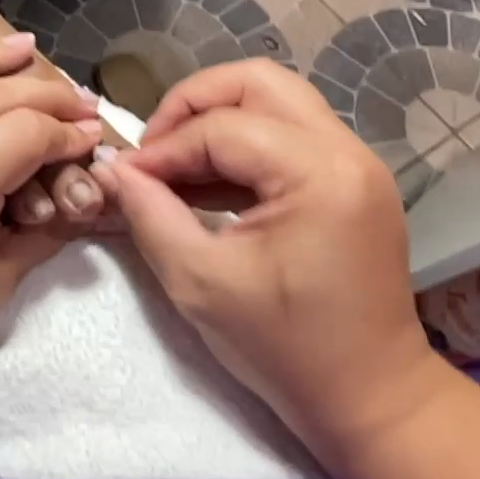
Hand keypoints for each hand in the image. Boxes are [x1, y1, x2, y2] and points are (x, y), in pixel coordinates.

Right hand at [89, 59, 452, 456]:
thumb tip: (112, 171)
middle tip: (152, 151)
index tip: (121, 179)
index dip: (161, 149)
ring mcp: (355, 164)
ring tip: (171, 168)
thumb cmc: (282, 346)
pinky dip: (239, 148)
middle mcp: (346, 151)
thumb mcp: (198, 281)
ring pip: (274, 102)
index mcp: (319, 174)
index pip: (221, 129)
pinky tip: (202, 185)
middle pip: (257, 82)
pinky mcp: (349, 183)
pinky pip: (286, 137)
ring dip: (214, 122)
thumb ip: (149, 214)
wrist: (367, 395)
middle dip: (191, 106)